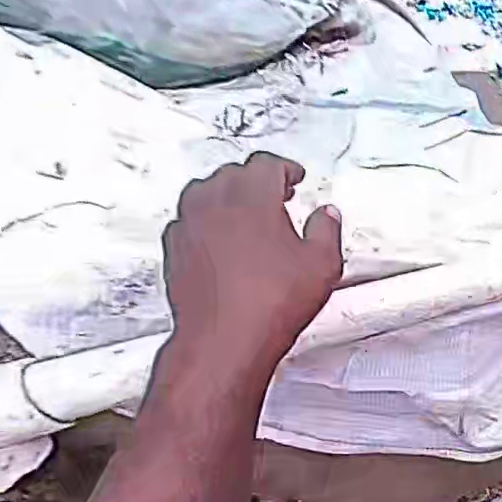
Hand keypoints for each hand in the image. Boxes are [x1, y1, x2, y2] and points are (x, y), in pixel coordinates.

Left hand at [162, 152, 341, 375]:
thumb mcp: (322, 263)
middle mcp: (214, 205)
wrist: (227, 336)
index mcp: (252, 200)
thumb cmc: (272, 301)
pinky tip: (224, 236)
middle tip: (279, 191)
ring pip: (204, 192)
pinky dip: (208, 218)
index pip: (265, 166)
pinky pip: (188, 219)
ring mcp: (189, 226)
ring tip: (250, 211)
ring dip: (229, 194)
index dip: (284, 168)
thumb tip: (327, 215)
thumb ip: (326, 230)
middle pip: (232, 174)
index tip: (295, 175)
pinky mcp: (175, 249)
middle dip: (258, 179)